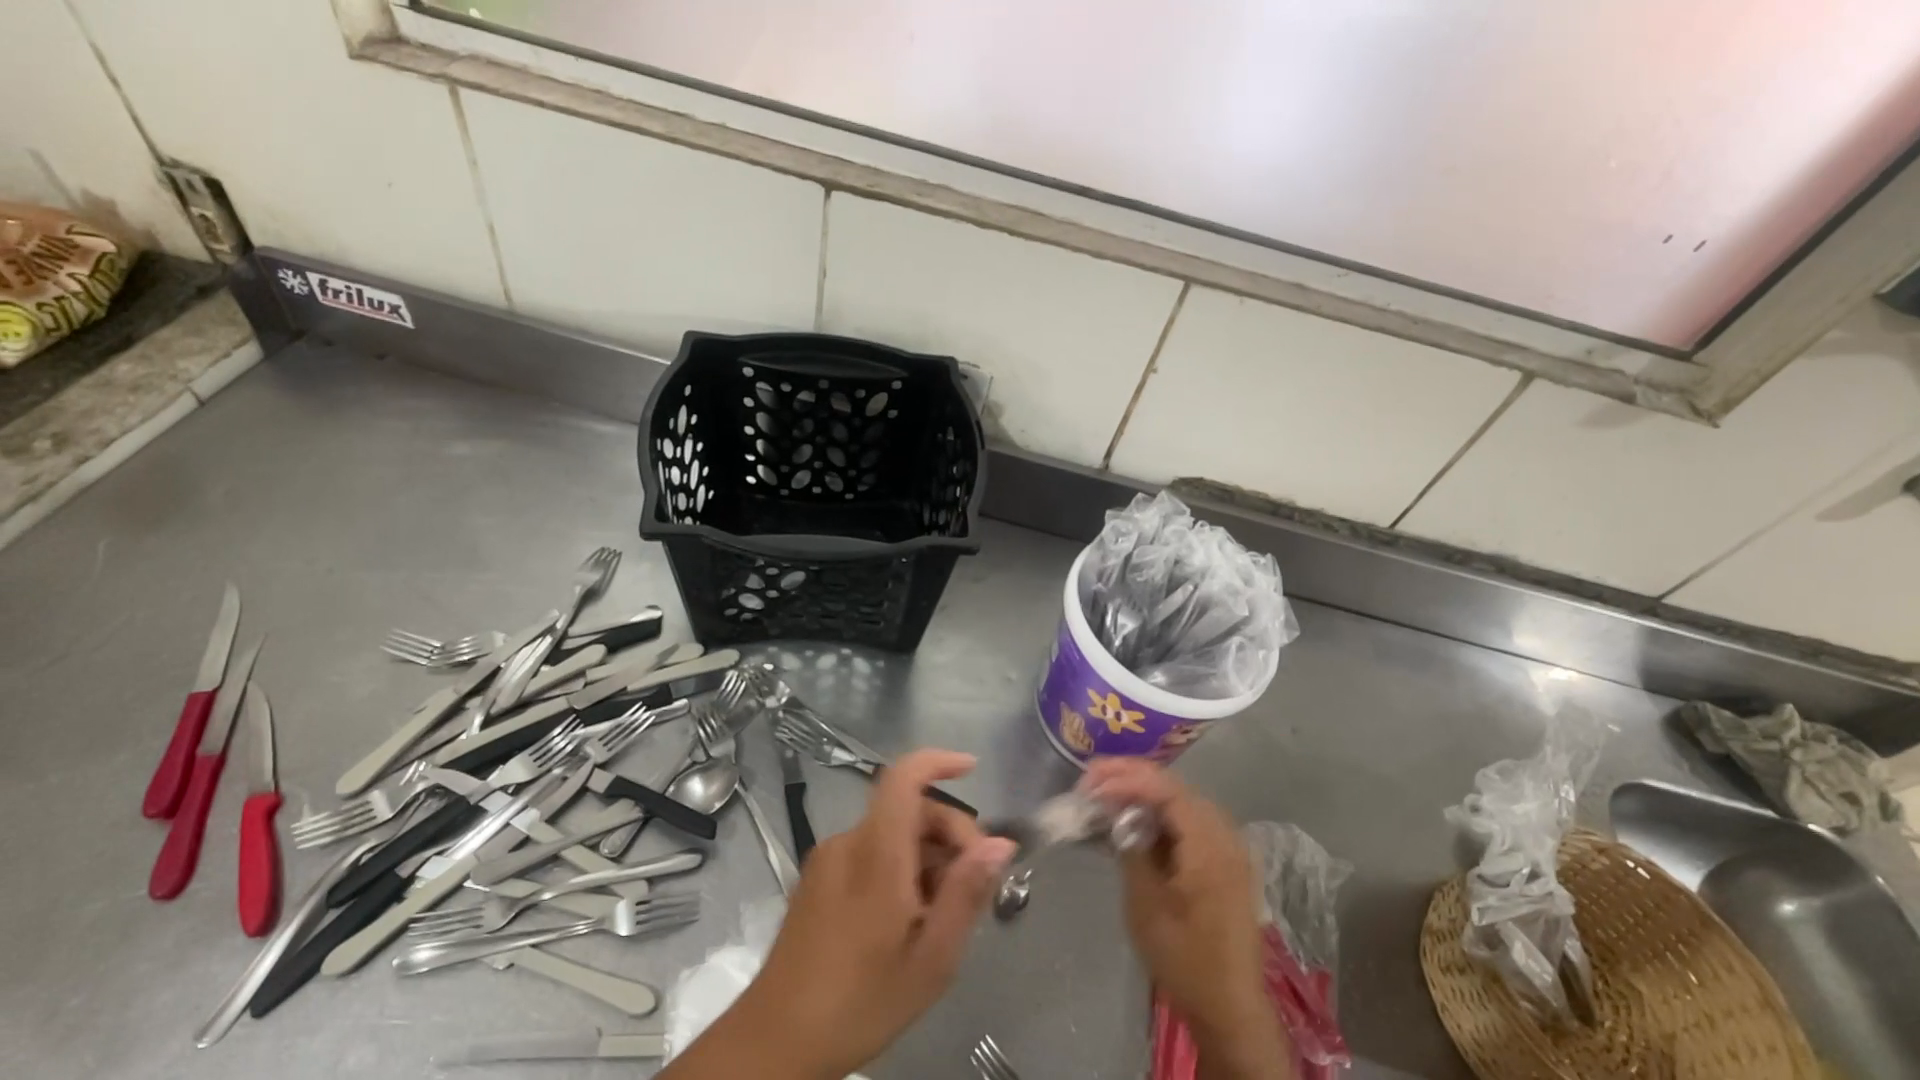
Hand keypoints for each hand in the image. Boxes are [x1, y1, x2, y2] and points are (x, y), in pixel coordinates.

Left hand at [664, 750, 1015, 1079]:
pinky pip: (868, 855)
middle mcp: (847, 844)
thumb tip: (1000, 844)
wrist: (777, 1039)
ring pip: (890, 835)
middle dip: (949, 835)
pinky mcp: (815, 882)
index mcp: (876, 853)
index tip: (974, 769)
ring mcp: (826, 862)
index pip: (904, 778)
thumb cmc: (862, 1000)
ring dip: (925, 859)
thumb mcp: (932, 957)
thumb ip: (967, 892)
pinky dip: (898, 870)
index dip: (939, 761)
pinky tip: (908, 921)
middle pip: (907, 809)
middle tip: (971, 890)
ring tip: (939, 917)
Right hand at [1081, 758, 1292, 1079]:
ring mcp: (1231, 850)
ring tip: (1109, 795)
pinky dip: (1163, 816)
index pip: (1167, 790)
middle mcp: (1227, 837)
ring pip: (1185, 804)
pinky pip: (1193, 824)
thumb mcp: (1145, 903)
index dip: (1126, 778)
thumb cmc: (1183, 956)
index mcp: (1210, 844)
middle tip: (1093, 780)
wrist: (1228, 1005)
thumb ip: (1132, 849)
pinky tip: (1138, 823)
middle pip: (1178, 790)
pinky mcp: (1228, 865)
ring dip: (1147, 796)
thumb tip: (1117, 814)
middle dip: (1134, 779)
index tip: (1090, 779)